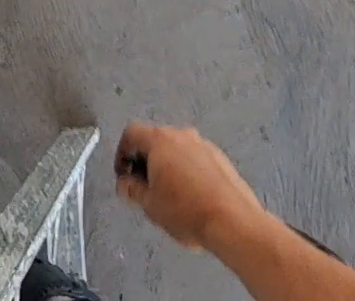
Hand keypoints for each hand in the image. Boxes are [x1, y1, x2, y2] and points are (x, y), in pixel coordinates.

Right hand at [113, 121, 268, 251]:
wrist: (232, 221)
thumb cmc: (186, 211)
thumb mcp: (149, 204)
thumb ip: (132, 189)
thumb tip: (124, 183)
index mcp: (159, 140)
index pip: (131, 133)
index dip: (122, 152)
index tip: (123, 173)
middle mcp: (181, 134)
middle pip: (154, 139)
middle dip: (145, 160)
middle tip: (143, 186)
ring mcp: (203, 144)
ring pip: (176, 148)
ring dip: (167, 165)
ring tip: (168, 194)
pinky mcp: (220, 157)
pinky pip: (194, 157)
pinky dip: (187, 170)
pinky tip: (191, 195)